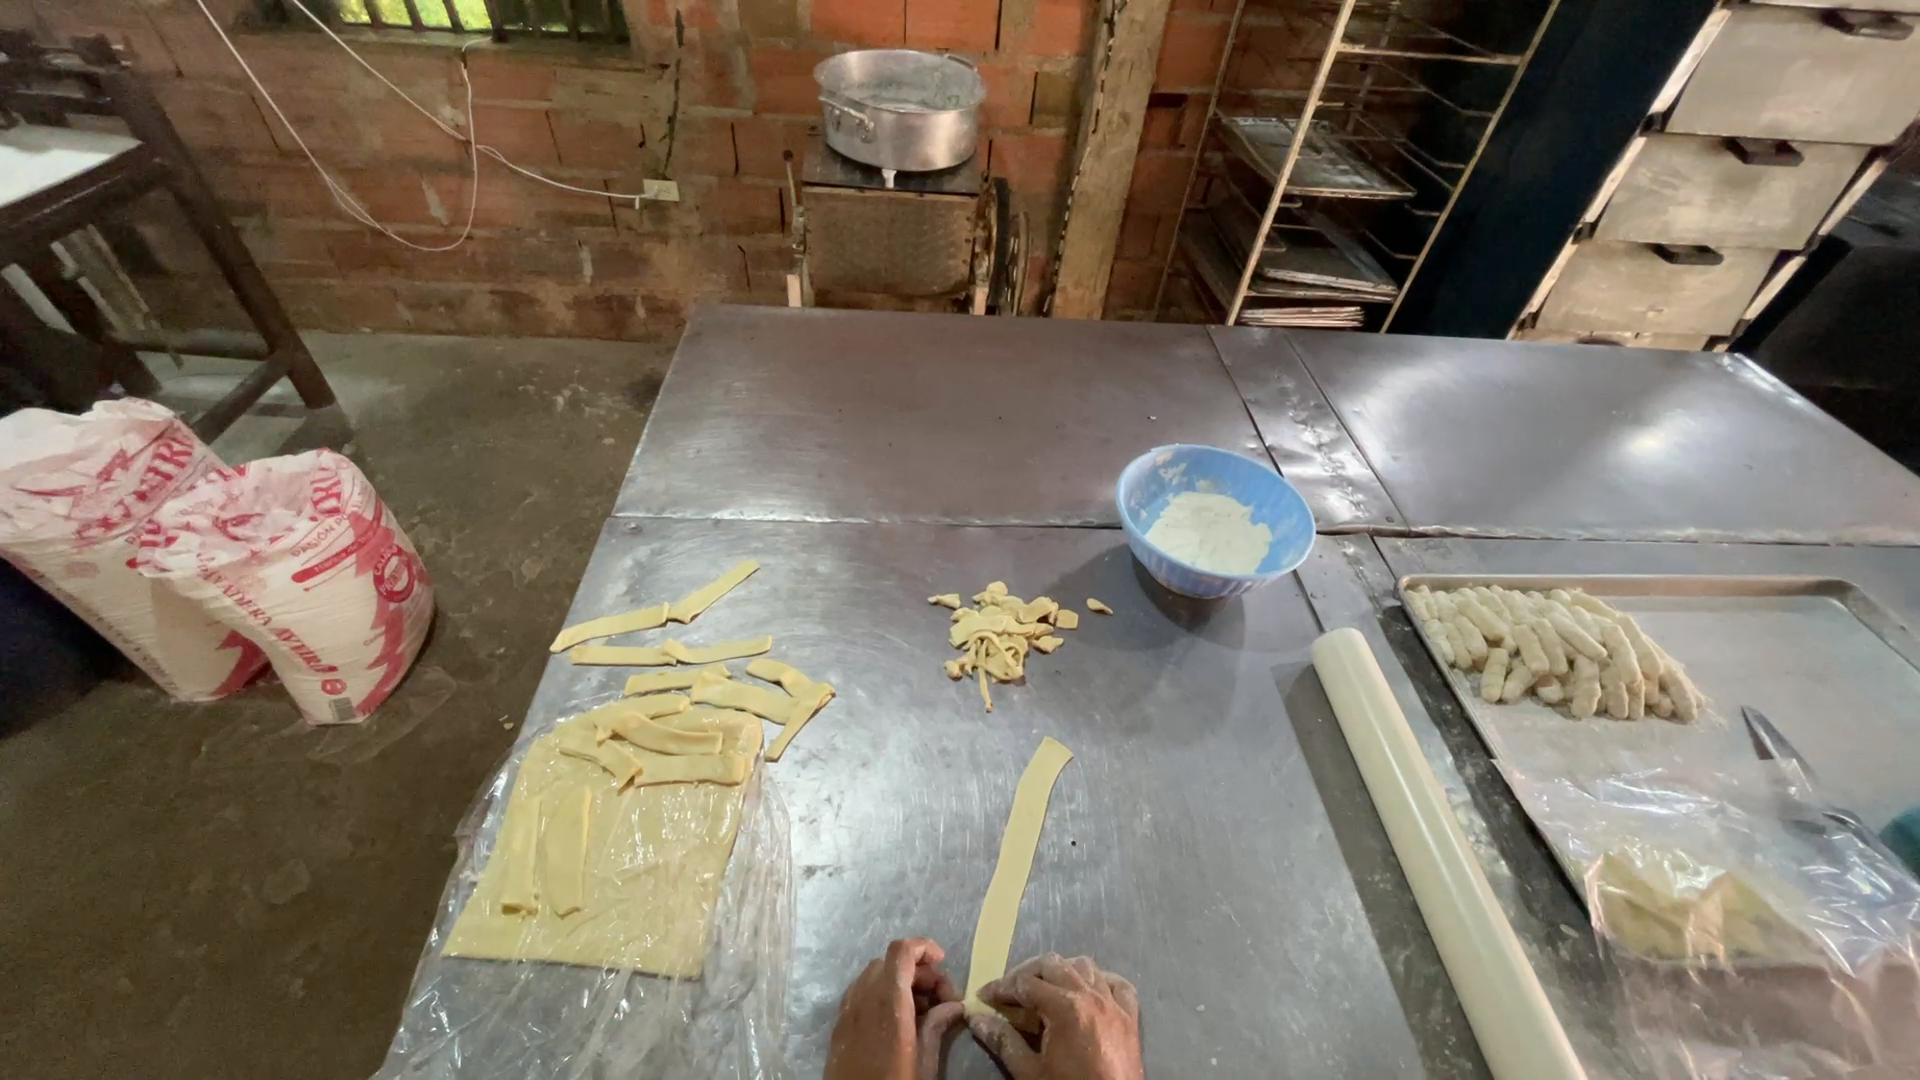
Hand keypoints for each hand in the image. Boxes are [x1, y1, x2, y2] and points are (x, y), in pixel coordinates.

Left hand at [826, 937, 967, 1079]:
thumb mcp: (924, 1064)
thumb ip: (937, 1027)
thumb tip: (953, 1006)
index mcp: (888, 1003)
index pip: (902, 951)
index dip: (924, 946)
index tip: (944, 962)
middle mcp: (864, 998)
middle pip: (891, 961)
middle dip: (919, 971)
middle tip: (942, 1000)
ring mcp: (847, 1011)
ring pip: (874, 974)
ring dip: (899, 981)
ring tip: (921, 1011)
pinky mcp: (838, 1026)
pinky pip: (860, 992)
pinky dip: (880, 993)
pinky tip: (896, 1020)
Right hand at [969, 954, 1142, 1079]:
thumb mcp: (1030, 1073)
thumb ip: (1004, 1042)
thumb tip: (977, 1019)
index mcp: (1064, 1006)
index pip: (1023, 984)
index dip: (1000, 988)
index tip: (983, 996)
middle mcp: (1089, 994)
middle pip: (1052, 964)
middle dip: (1027, 973)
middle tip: (1010, 992)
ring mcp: (1113, 1003)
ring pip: (1085, 966)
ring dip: (1063, 971)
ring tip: (1048, 988)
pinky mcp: (1131, 1018)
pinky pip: (1119, 985)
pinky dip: (1103, 981)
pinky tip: (1091, 990)